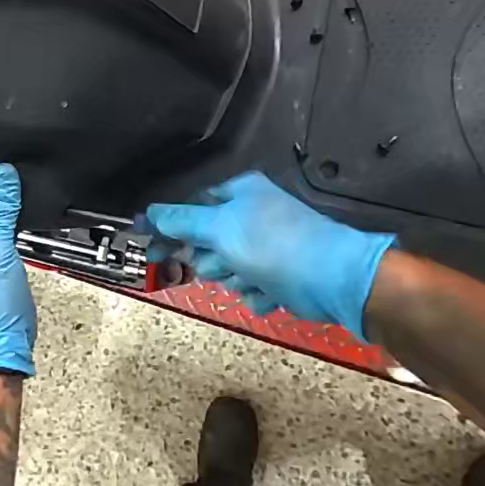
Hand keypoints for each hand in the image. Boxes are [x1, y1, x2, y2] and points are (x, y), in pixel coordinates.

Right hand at [143, 171, 394, 340]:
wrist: (337, 281)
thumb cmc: (274, 246)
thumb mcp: (219, 227)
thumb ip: (179, 220)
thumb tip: (147, 213)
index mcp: (240, 192)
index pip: (191, 208)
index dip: (172, 229)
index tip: (154, 249)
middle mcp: (253, 214)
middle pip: (207, 242)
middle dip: (213, 260)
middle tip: (223, 264)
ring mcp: (268, 246)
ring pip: (228, 268)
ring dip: (235, 279)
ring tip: (255, 278)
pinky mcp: (281, 274)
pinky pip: (251, 286)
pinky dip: (257, 292)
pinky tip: (271, 291)